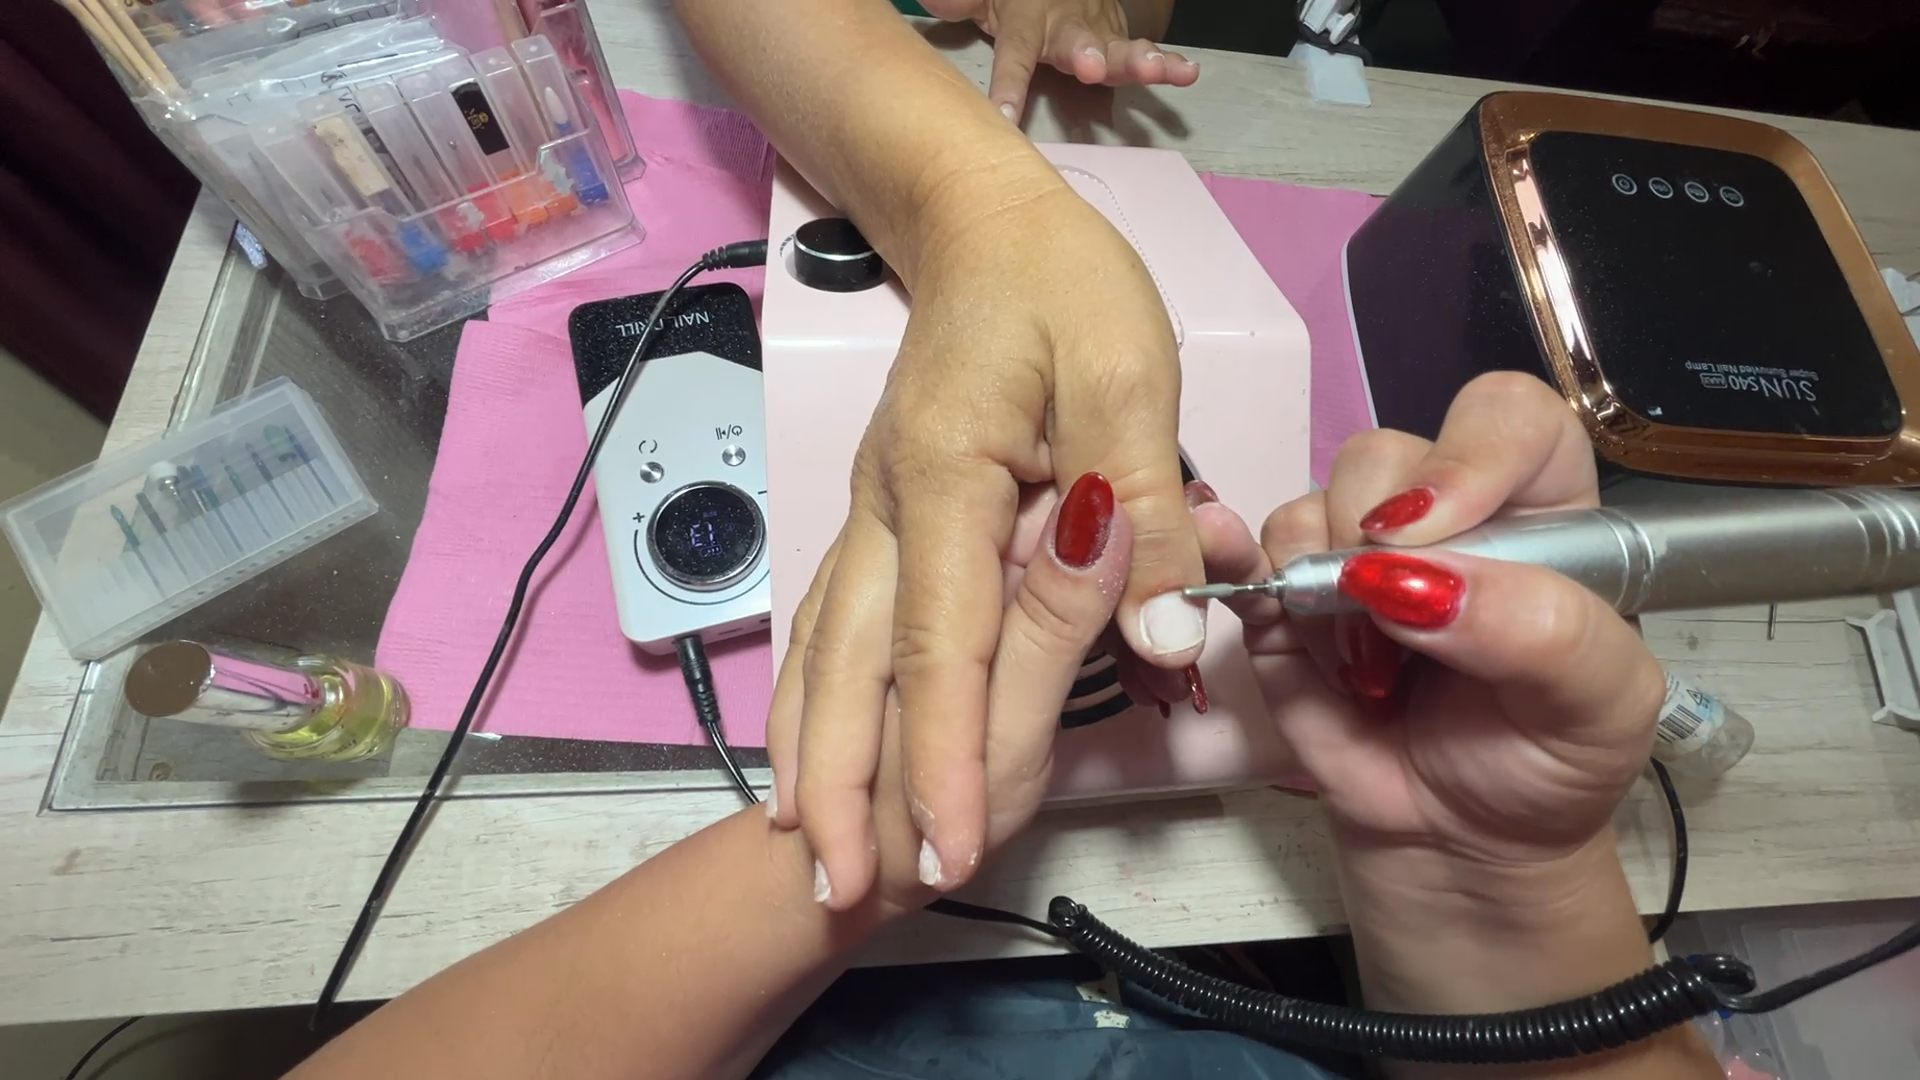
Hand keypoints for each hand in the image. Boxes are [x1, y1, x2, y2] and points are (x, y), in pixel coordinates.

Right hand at [771, 188, 1208, 910]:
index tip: (940, 850)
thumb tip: (1164, 638)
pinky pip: (830, 613)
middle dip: (846, 779)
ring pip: (826, 640)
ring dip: (812, 745)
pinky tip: (800, 735)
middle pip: (855, 656)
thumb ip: (1141, 510)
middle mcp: (885, 504)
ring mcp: (867, 509)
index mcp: (945, 473)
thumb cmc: (1062, 288)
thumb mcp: (1129, 380)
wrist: (983, 228)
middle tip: (834, 887)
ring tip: (795, 839)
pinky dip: (809, 686)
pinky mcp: (876, 510)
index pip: (944, 638)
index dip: (941, 750)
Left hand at [922, 0, 1197, 121]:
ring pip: (1118, 46)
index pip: (1013, 54)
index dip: (1008, 85)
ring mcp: (1096, 32)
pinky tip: (1186, 73)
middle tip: (1090, 67)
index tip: (1002, 116)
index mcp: (1025, 18)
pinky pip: (1142, 51)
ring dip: (1137, 59)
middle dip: (1086, 54)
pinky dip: (1167, 62)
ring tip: (1157, 70)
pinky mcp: (1116, 42)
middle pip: (1077, 41)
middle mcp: (1065, 24)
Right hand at [1199, 372, 1664, 874]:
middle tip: (1387, 614)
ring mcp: (1345, 559)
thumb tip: (1400, 578)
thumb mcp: (1598, 709)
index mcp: (1532, 520)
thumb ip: (1537, 632)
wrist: (1450, 833)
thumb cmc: (1540, 762)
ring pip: (1308, 504)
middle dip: (1372, 525)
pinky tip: (1261, 595)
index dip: (1467, 452)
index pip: (1506, 423)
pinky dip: (1235, 562)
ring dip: (1316, 572)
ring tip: (1355, 659)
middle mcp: (1431, 524)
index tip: (1429, 530)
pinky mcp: (1282, 600)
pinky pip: (1242, 554)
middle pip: (1382, 454)